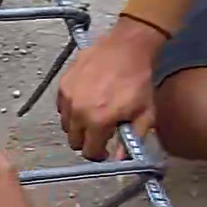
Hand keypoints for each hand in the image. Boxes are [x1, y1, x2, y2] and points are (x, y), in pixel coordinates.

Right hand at [58, 16, 165, 160]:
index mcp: (98, 121)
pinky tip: (85, 101)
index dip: (98, 154)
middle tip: (98, 133)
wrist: (128, 47)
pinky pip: (61, 107)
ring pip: (66, 125)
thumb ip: (131, 139)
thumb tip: (120, 159)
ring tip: (91, 115)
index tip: (104, 150)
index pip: (89, 151)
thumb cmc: (138, 79)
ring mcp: (68, 99)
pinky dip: (71, 109)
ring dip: (77, 125)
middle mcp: (78, 113)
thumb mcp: (144, 113)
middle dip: (86, 141)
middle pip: (74, 141)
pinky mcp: (63, 86)